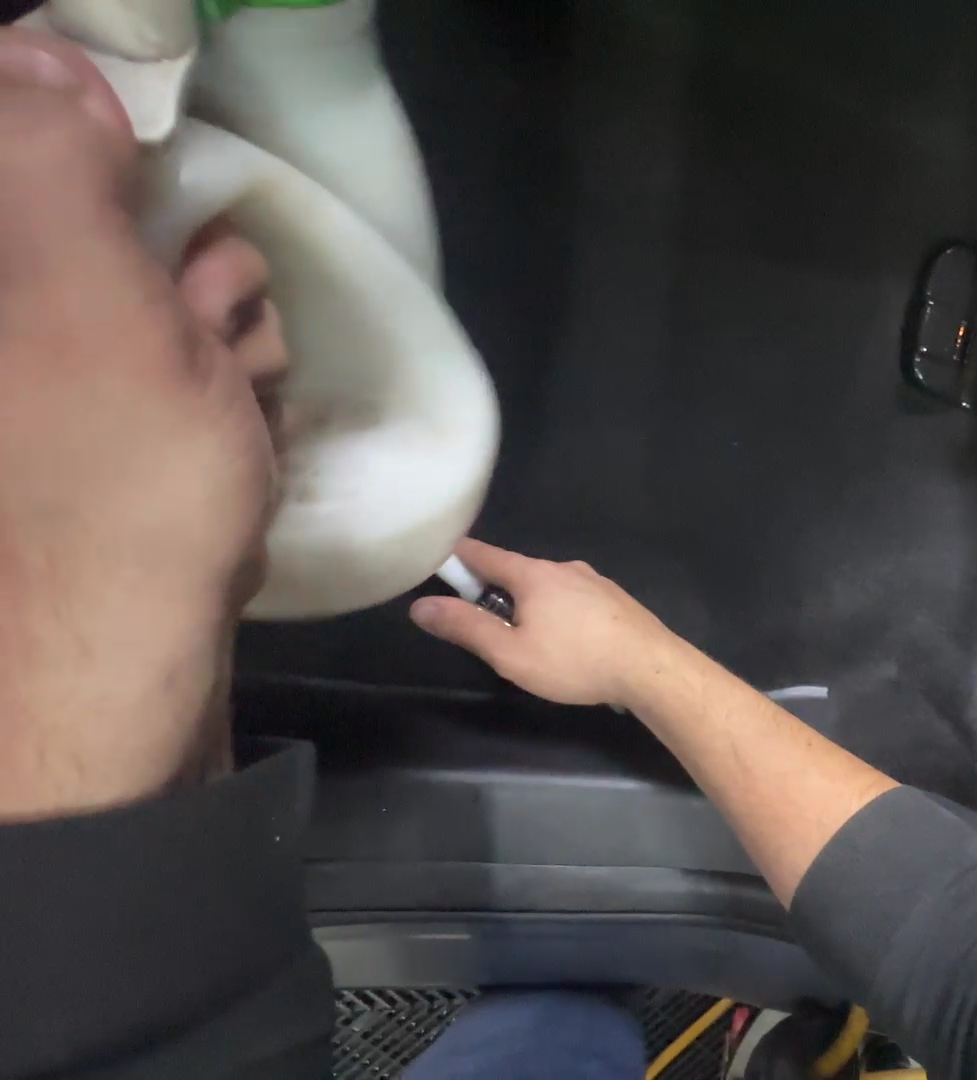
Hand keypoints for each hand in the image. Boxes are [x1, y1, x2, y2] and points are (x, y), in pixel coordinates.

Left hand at [0, 29, 287, 817]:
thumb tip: (48, 54)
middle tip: (200, 314)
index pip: (33, 133)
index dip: (98, 142)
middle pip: (111, 207)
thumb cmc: (119, 463)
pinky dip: (225, 353)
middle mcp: (21, 294)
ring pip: (167, 272)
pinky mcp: (116, 381)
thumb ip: (55, 173)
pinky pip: (187, 330)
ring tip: (227, 376)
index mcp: (2, 267)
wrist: (137, 605)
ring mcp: (61, 338)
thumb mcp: (92, 306)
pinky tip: (233, 396)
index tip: (152, 189)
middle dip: (183, 255)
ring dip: (222, 311)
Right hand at [410, 538, 687, 708]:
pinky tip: (564, 640)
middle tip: (477, 622)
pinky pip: (575, 600)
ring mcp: (597, 582)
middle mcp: (567, 569)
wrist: (652, 667)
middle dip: (494, 590)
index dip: (454, 559)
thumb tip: (422, 605)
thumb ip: (465, 627)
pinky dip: (559, 612)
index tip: (431, 565)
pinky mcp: (617, 600)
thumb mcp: (510, 652)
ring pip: (550, 587)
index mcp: (536, 574)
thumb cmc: (575, 661)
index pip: (483, 554)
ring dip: (529, 604)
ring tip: (523, 638)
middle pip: (517, 571)